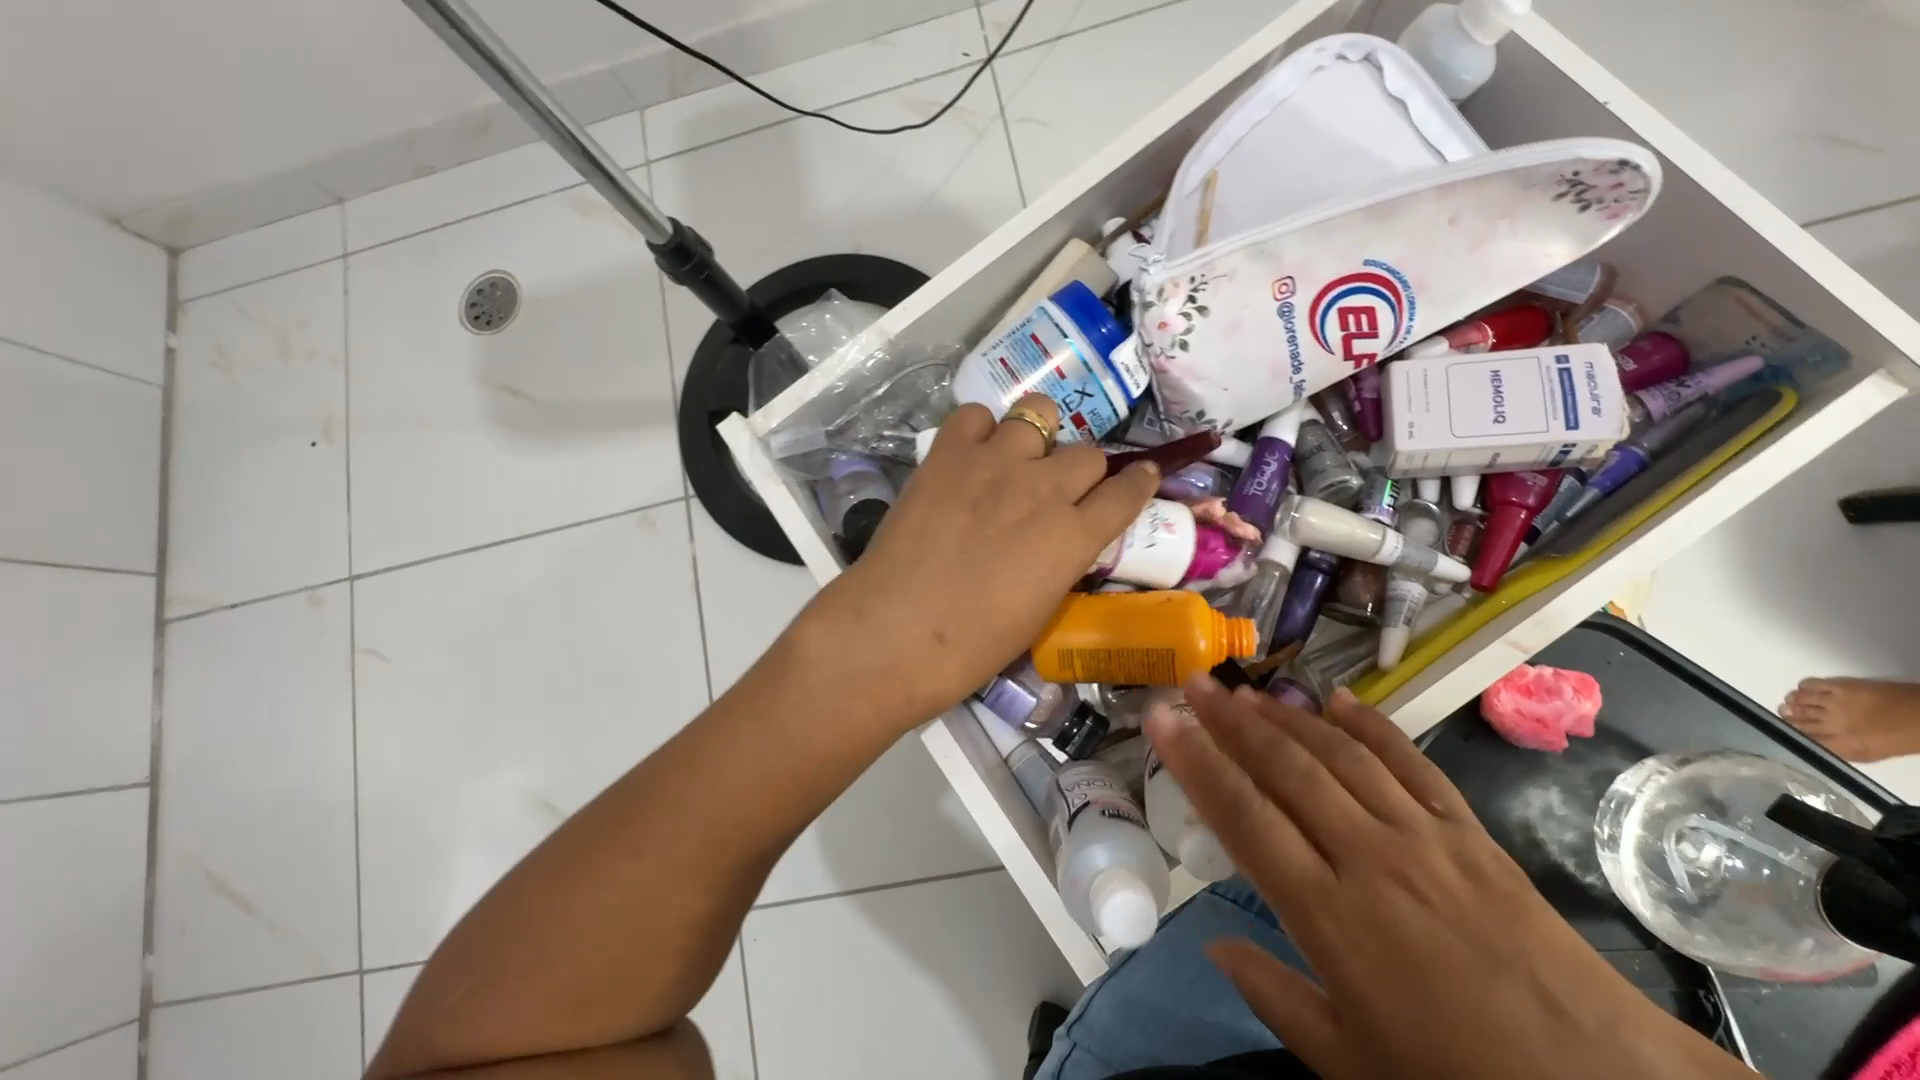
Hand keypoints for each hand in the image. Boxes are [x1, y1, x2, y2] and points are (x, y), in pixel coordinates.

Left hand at [795, 395, 1158, 729]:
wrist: (900, 631)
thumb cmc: (974, 645)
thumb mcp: (1041, 610)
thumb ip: (1060, 562)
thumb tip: (1058, 542)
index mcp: (1074, 537)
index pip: (1126, 492)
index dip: (1138, 482)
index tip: (1141, 476)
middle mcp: (1045, 489)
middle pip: (1086, 454)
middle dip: (1081, 471)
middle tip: (1056, 490)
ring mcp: (995, 463)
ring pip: (1038, 414)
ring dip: (1036, 437)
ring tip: (1015, 459)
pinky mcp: (948, 454)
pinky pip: (975, 415)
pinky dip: (979, 430)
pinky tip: (970, 454)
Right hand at [1147, 682, 1751, 1079]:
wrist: (1595, 1075)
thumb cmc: (1454, 1072)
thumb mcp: (1349, 1059)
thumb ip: (1273, 995)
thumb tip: (1213, 944)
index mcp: (1328, 914)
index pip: (1243, 817)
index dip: (1195, 763)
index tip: (1160, 721)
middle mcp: (1369, 857)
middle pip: (1286, 770)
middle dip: (1231, 722)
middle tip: (1192, 684)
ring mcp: (1424, 836)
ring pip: (1341, 756)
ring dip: (1288, 717)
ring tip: (1247, 690)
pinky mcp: (1470, 832)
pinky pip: (1411, 763)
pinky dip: (1371, 727)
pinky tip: (1339, 701)